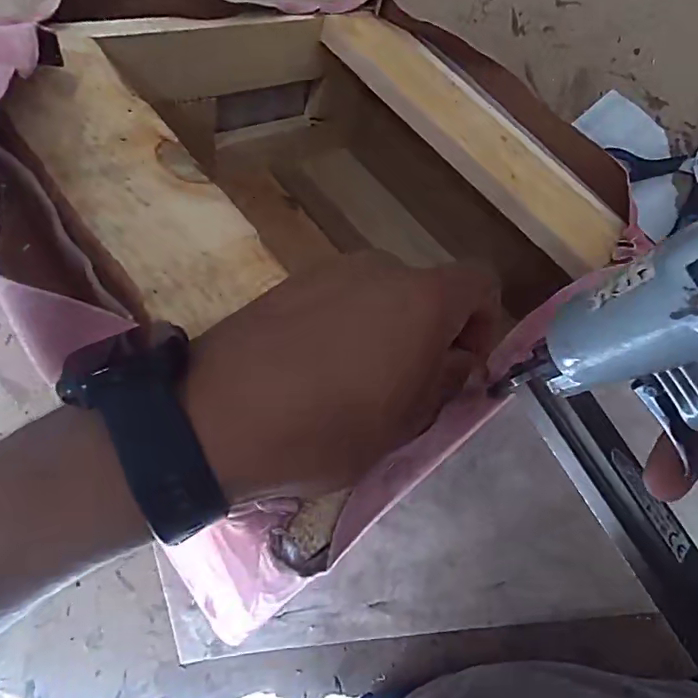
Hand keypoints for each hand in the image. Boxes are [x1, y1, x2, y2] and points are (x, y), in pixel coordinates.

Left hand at [180, 252, 504, 500]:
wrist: (211, 420)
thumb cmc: (327, 428)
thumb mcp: (407, 421)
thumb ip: (447, 380)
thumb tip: (459, 359)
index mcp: (422, 298)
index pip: (481, 282)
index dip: (485, 323)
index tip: (462, 366)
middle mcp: (382, 268)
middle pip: (432, 290)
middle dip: (435, 332)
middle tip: (412, 384)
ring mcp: (331, 270)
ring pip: (386, 295)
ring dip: (392, 329)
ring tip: (360, 380)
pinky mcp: (291, 282)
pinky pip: (343, 298)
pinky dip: (350, 325)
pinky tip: (318, 368)